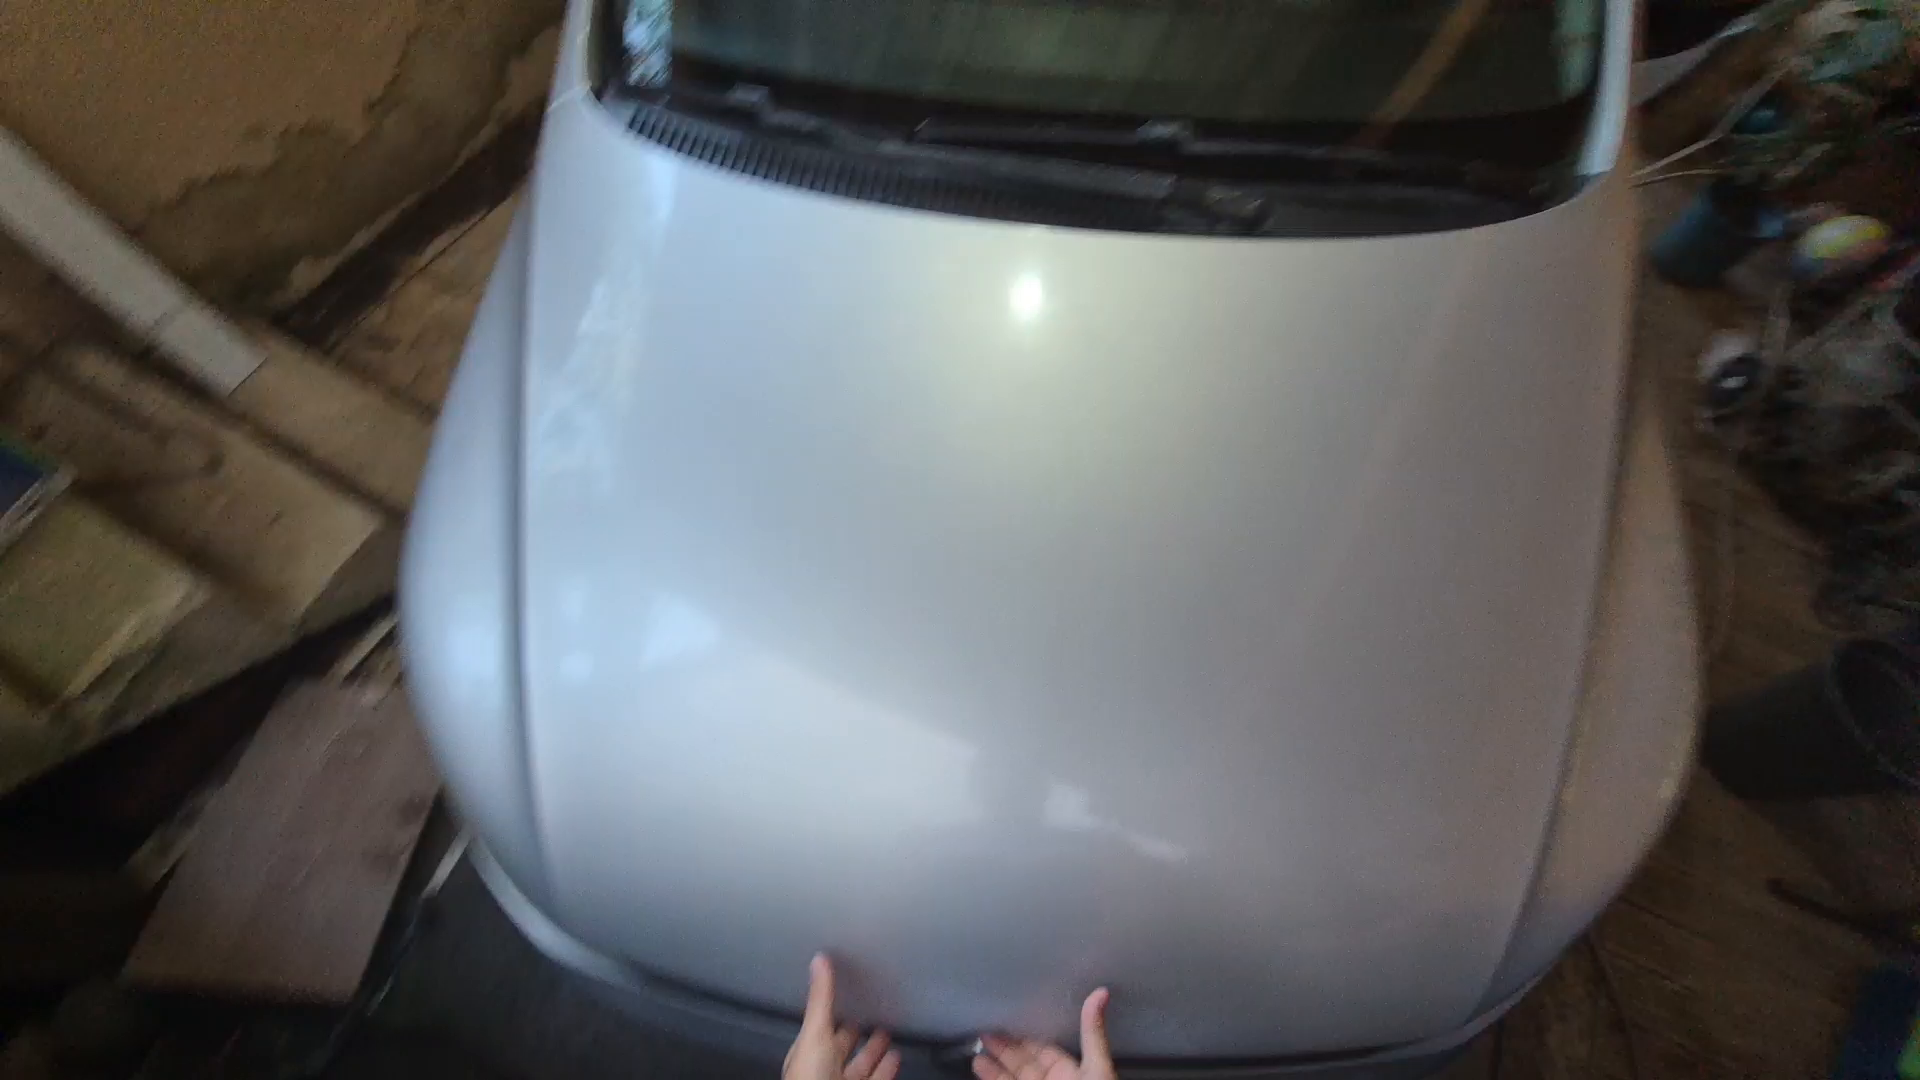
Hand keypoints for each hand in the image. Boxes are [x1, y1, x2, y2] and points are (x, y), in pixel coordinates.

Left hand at [785, 954, 900, 1079]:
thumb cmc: (811, 1078)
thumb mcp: (815, 1032)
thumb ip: (821, 999)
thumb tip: (819, 959)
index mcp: (809, 1054)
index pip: (824, 1028)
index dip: (837, 1013)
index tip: (852, 993)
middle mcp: (825, 1071)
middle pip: (845, 1048)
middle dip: (860, 1033)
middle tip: (876, 1014)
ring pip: (862, 1066)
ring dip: (876, 1052)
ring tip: (891, 1036)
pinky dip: (886, 1070)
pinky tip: (896, 1059)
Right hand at [973, 988, 1114, 1079]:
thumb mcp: (1097, 1070)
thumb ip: (1092, 1034)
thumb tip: (1101, 993)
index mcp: (1072, 1075)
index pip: (1044, 1051)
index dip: (1024, 1037)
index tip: (1007, 1021)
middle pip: (1024, 1066)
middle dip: (1004, 1050)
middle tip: (984, 1033)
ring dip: (994, 1071)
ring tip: (977, 1057)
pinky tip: (981, 1075)